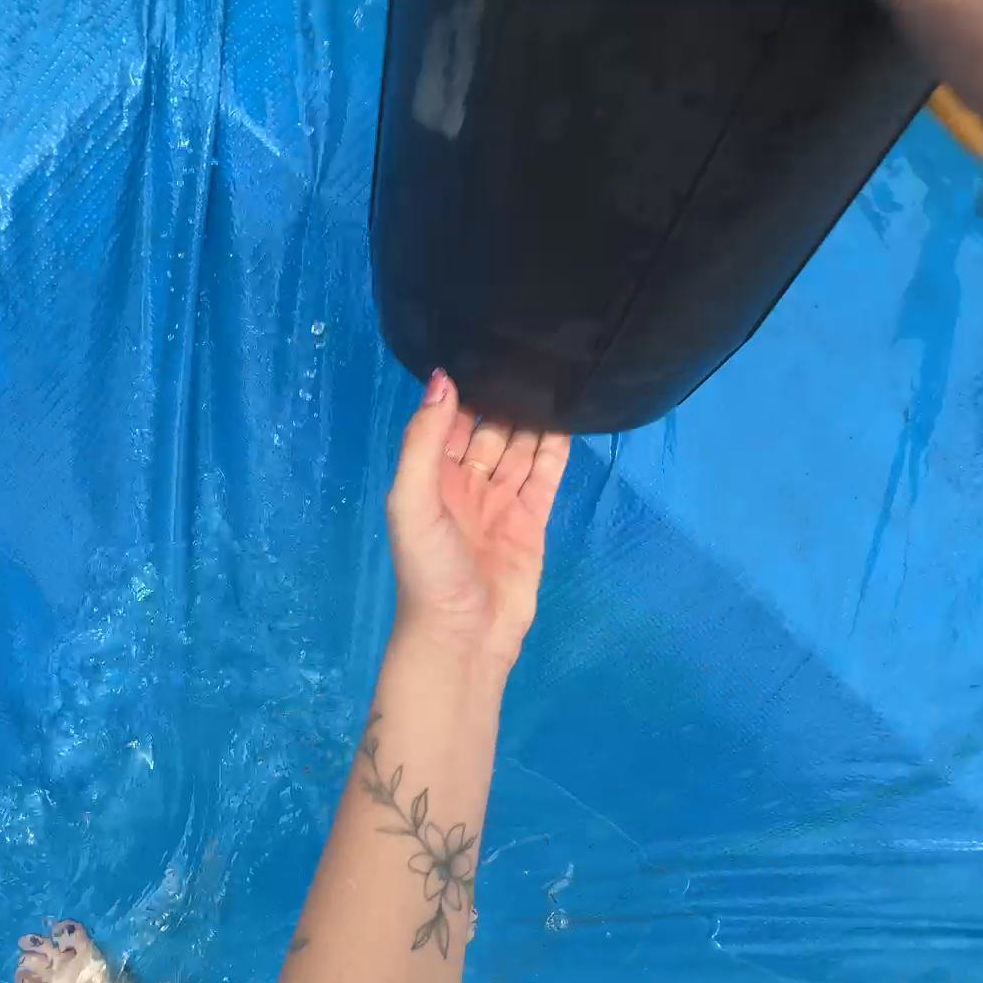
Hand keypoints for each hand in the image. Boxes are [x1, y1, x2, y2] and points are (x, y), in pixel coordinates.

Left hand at [386, 370, 570, 665]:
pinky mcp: (530, 522)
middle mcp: (463, 486)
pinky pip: (544, 477)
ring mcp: (499, 504)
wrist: (462, 634)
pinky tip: (570, 418)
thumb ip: (424, 441)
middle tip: (533, 355)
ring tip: (555, 376)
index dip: (462, 392)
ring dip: (531, 420)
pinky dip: (555, 451)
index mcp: (428, 478)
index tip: (484, 348)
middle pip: (486, 432)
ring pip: (518, 450)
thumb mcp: (412, 499)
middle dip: (503, 400)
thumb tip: (442, 379)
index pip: (446, 424)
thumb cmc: (429, 567)